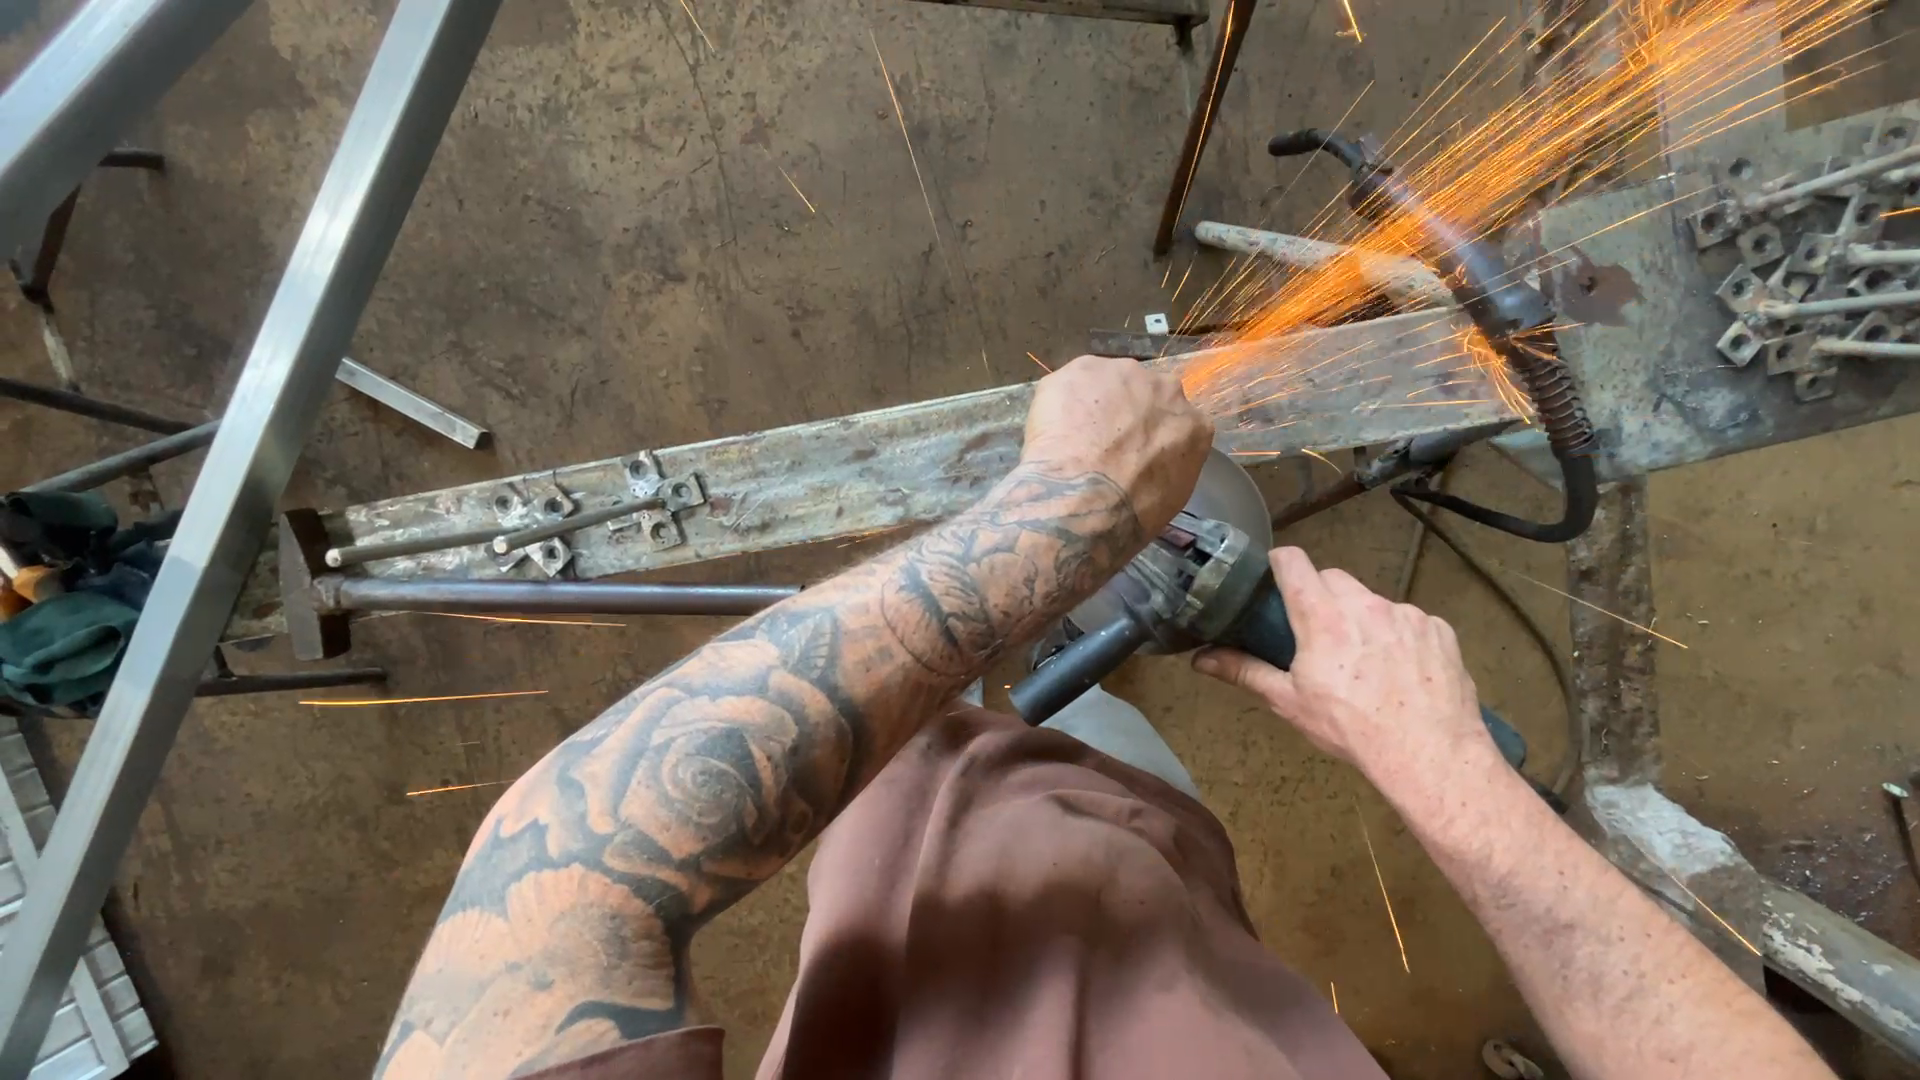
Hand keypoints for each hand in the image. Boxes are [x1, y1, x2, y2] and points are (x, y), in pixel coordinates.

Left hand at [1021, 355, 1211, 536]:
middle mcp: (1165, 388)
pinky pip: (1068, 386)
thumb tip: (1149, 464)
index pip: (1172, 422)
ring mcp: (1124, 373)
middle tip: (1098, 443)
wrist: (1087, 497)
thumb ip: (1167, 464)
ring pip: (1105, 384)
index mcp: (1193, 423)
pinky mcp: (1083, 368)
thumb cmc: (1132, 510)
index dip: (1147, 436)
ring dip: (1090, 405)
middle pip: (1142, 394)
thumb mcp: (1171, 495)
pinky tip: (1050, 433)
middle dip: (1122, 413)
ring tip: (1070, 440)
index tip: (1129, 451)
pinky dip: (1058, 406)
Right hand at [1191, 547, 1501, 805]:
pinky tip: (1401, 670)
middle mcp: (1365, 604)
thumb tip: (1199, 660)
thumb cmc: (1350, 728)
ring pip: (1372, 601)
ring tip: (1364, 659)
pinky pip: (1409, 620)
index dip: (1280, 564)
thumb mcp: (1289, 702)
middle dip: (1321, 595)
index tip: (1275, 579)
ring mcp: (1407, 614)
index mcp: (1322, 616)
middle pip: (1333, 578)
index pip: (1293, 561)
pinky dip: (1399, 635)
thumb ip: (1244, 671)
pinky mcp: (1439, 629)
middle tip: (1317, 632)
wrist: (1430, 755)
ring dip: (1361, 617)